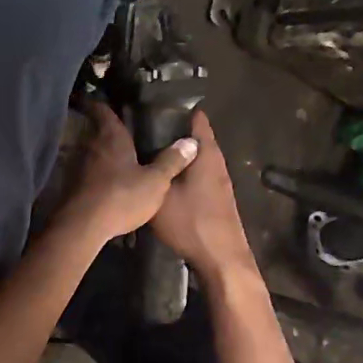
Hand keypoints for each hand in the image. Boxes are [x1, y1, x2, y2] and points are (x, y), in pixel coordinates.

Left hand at [59, 103, 198, 241]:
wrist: (82, 227)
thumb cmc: (121, 197)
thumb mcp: (155, 181)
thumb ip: (172, 161)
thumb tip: (191, 141)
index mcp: (110, 137)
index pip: (101, 109)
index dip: (103, 103)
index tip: (106, 98)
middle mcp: (90, 145)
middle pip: (96, 130)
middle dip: (108, 129)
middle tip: (125, 130)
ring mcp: (78, 165)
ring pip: (91, 151)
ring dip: (102, 152)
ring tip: (120, 156)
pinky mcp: (72, 185)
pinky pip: (86, 171)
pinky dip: (96, 172)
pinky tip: (108, 181)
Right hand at [150, 111, 256, 280]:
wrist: (221, 258)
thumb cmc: (191, 222)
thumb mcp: (161, 193)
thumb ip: (155, 167)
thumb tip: (142, 144)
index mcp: (206, 153)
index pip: (196, 118)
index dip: (177, 108)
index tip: (153, 104)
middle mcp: (216, 161)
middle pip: (195, 137)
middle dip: (173, 131)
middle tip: (143, 128)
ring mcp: (219, 180)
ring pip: (196, 157)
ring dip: (178, 153)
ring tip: (149, 151)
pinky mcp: (217, 196)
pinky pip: (198, 173)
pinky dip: (184, 169)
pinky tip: (165, 177)